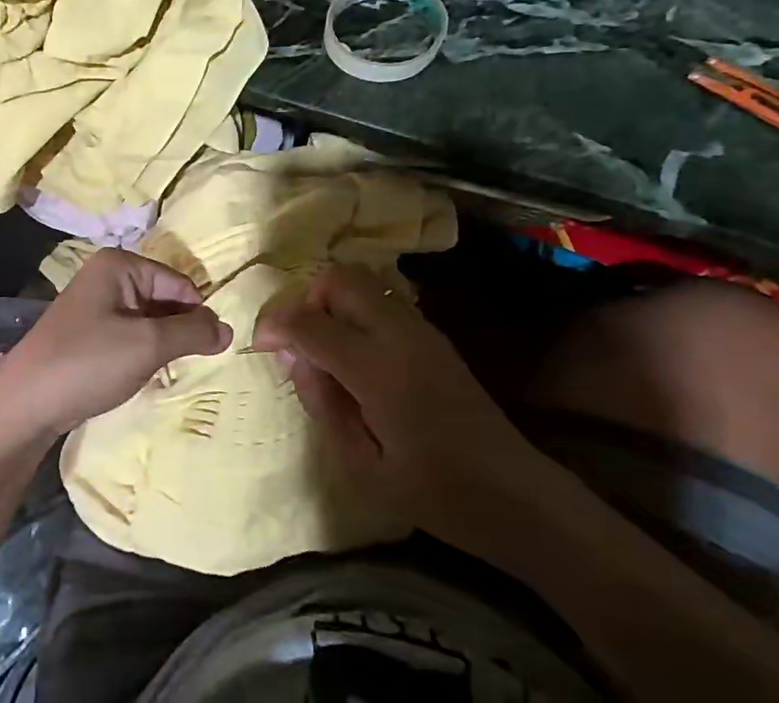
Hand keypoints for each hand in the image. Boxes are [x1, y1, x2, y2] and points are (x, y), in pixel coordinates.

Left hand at [0, 248, 231, 441]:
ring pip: (151, 319)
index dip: (199, 315)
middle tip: (195, 363)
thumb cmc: (88, 363)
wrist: (26, 402)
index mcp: (120, 264)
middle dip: (182, 329)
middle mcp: (108, 275)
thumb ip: (193, 332)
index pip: (181, 283)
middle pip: (166, 298)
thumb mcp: (148, 344)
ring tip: (171, 370)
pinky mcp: (91, 332)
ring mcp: (97, 304)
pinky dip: (145, 353)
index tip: (214, 350)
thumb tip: (229, 328)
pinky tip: (146, 375)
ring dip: (164, 344)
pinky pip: (132, 335)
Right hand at [254, 264, 543, 541]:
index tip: (261, 345)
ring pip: (362, 281)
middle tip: (298, 342)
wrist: (517, 498)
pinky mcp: (434, 337)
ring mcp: (423, 331)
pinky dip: (354, 310)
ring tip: (323, 347)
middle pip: (340, 280)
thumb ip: (321, 403)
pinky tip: (354, 354)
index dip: (275, 325)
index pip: (310, 322)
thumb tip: (294, 358)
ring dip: (331, 302)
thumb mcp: (360, 466)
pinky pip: (382, 299)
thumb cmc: (435, 494)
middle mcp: (402, 336)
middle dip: (307, 300)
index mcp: (380, 371)